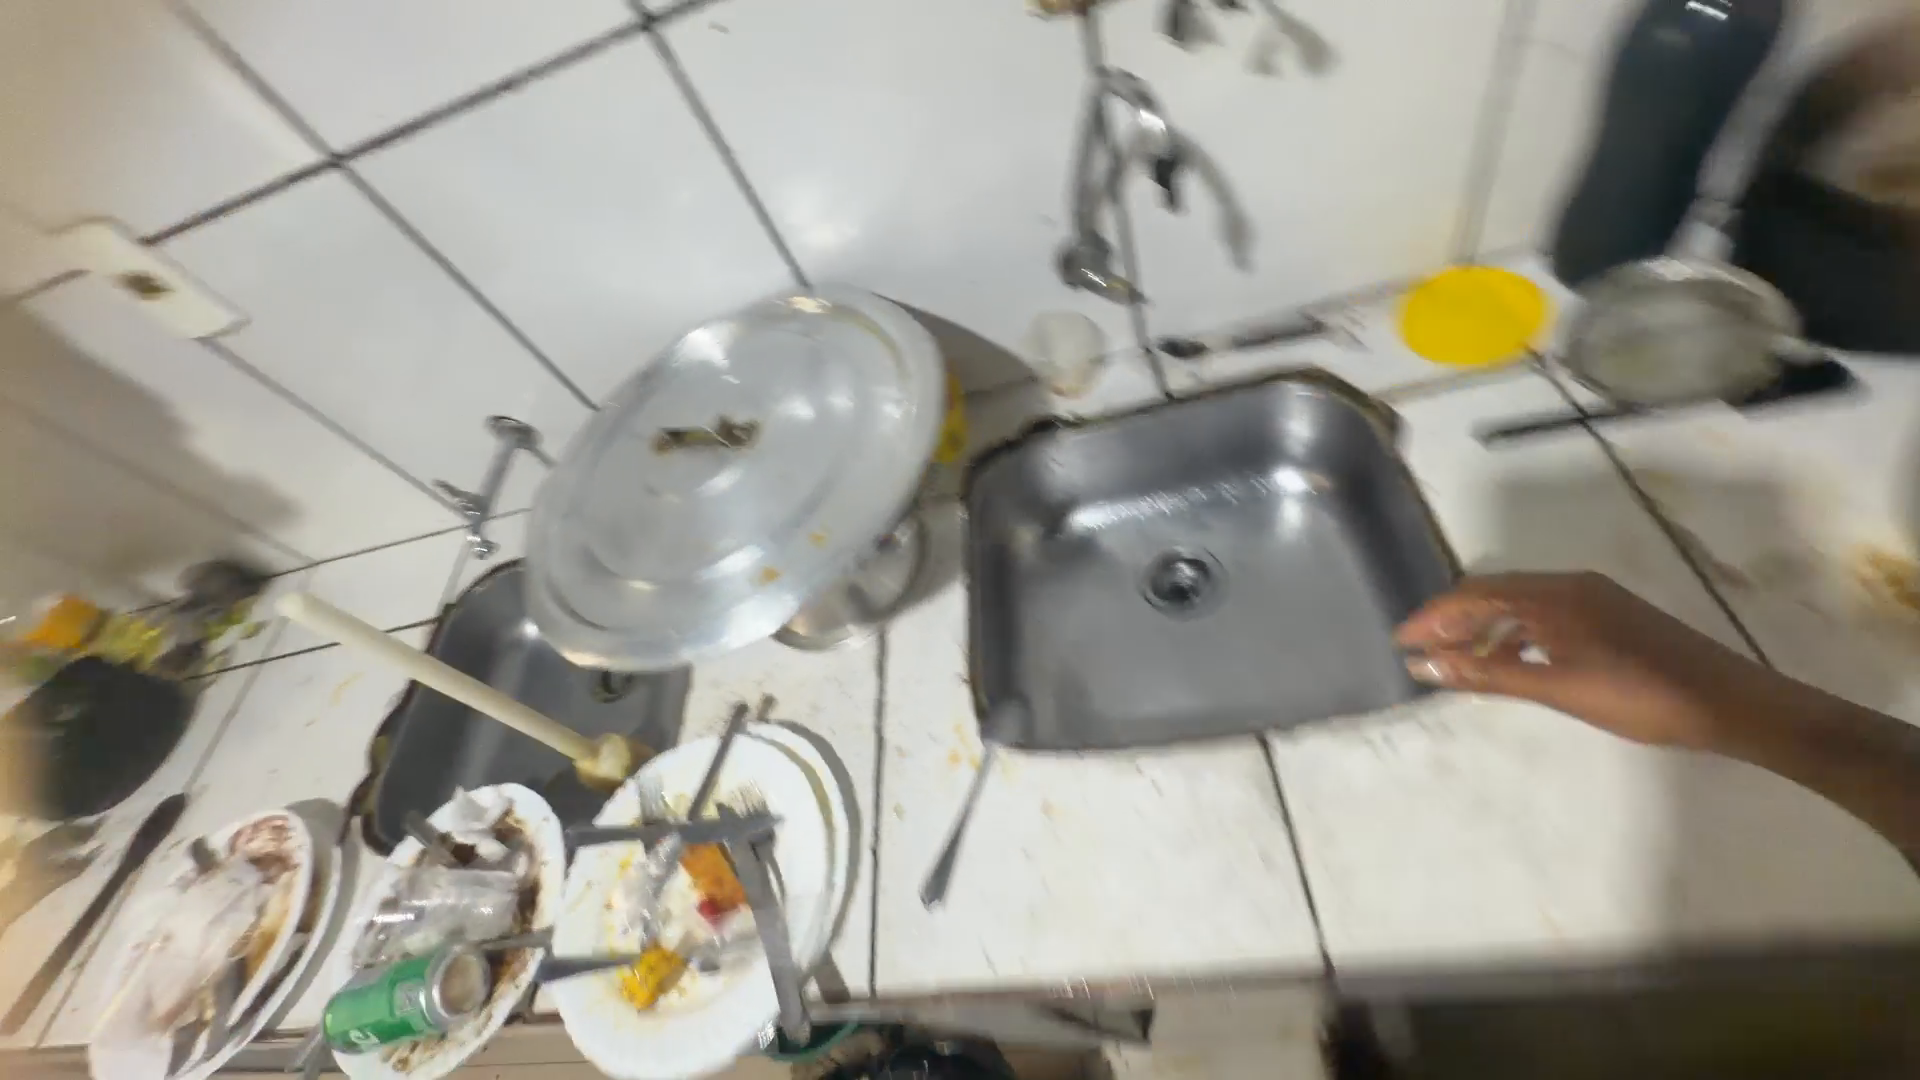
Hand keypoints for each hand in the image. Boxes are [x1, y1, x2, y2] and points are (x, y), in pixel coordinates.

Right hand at [1394, 572, 1776, 749]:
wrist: (1738, 705)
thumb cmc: (1640, 696)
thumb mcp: (1554, 688)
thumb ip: (1484, 674)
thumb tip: (1423, 666)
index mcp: (1550, 595)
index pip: (1471, 597)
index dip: (1431, 619)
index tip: (1401, 643)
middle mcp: (1565, 586)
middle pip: (1489, 593)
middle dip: (1451, 621)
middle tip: (1422, 652)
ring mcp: (1589, 598)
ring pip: (1515, 604)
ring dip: (1481, 629)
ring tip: (1457, 661)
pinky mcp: (1606, 615)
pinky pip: (1540, 614)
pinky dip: (1512, 634)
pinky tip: (1507, 661)